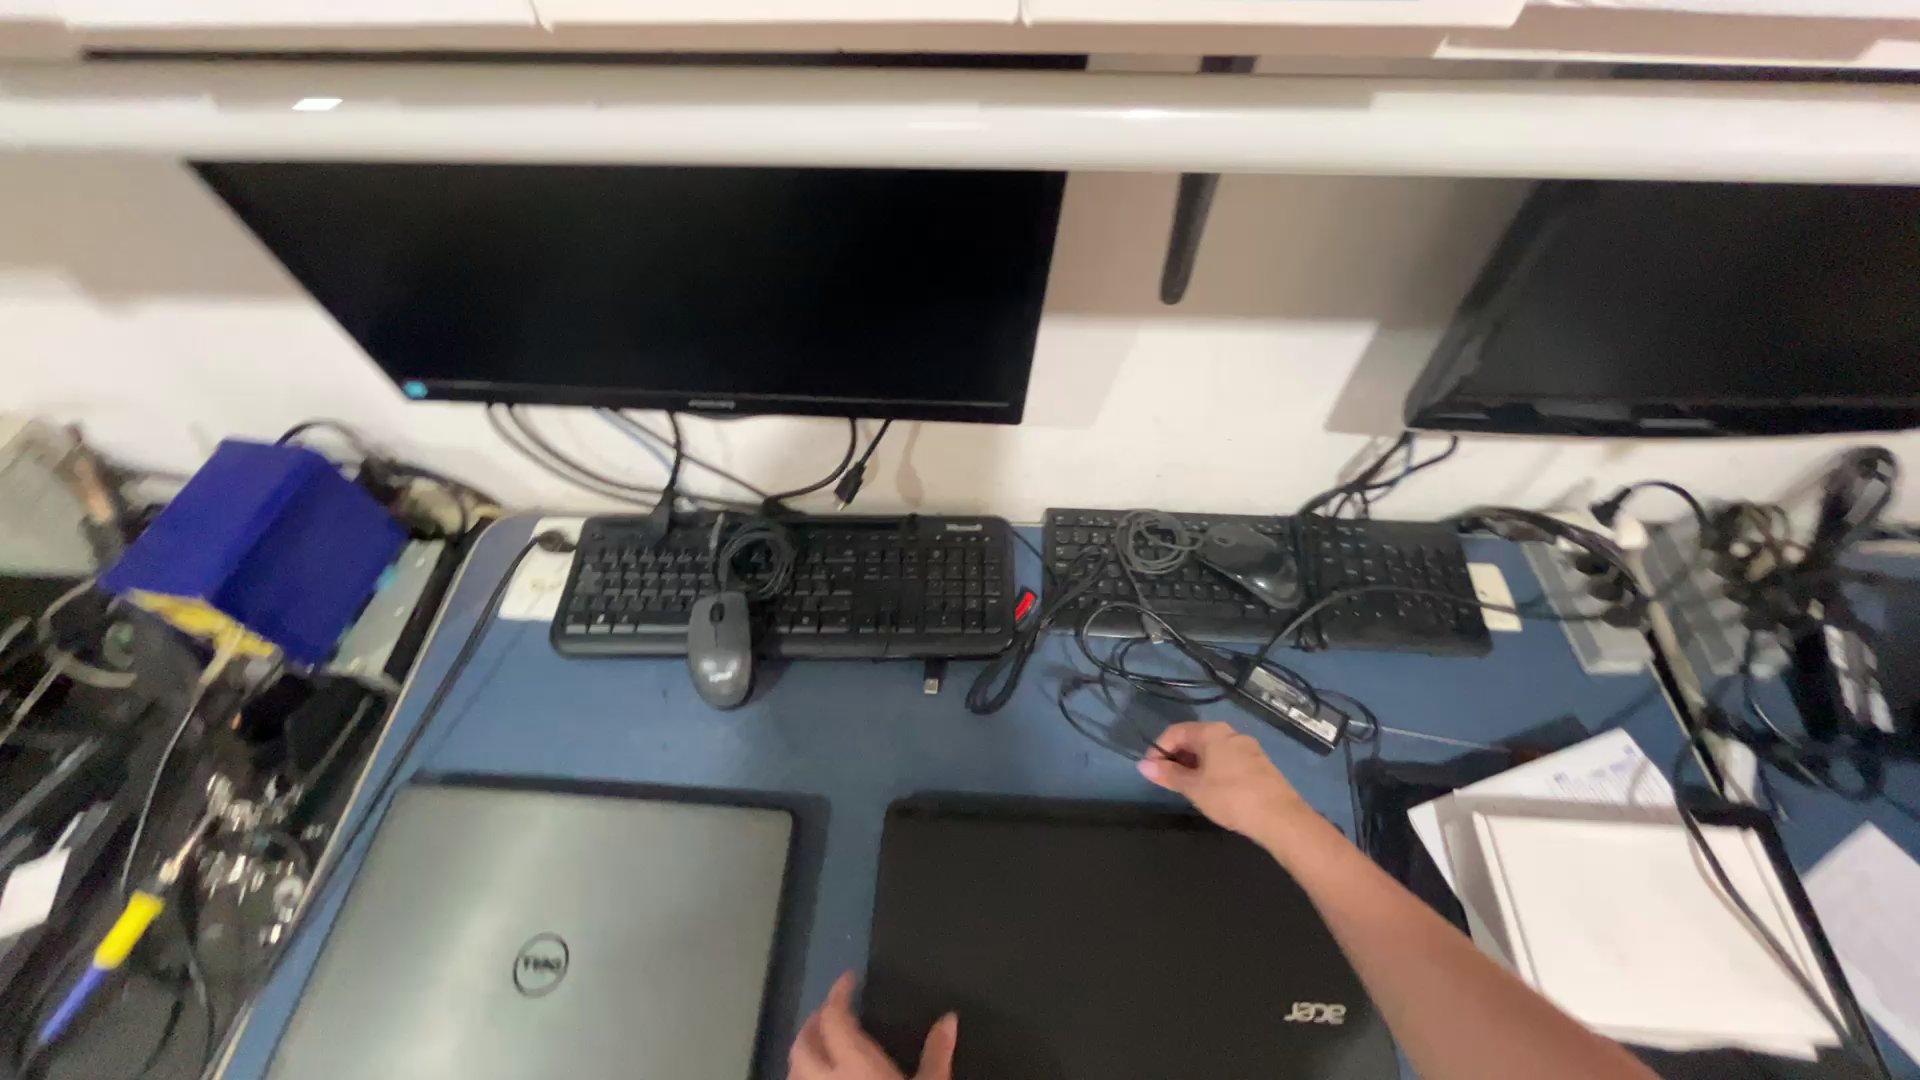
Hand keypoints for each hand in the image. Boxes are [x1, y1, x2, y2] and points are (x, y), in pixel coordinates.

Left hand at [790, 972, 957, 1079]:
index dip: (838, 993)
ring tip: (822, 1050)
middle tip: (831, 1013)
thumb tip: (949, 1018)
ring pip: (792, 1074)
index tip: (850, 979)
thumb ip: (937, 1054)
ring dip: (803, 1056)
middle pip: (802, 1043)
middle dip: (813, 1023)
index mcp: (855, 1064)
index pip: (834, 1016)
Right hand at [1138, 721, 1311, 842]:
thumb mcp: (1193, 787)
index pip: (1176, 732)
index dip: (1159, 750)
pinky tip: (1213, 791)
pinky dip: (1213, 770)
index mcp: (1212, 732)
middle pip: (1194, 739)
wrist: (1281, 818)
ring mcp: (1248, 748)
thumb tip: (1142, 765)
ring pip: (1212, 751)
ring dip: (1195, 766)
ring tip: (1188, 788)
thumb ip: (1167, 774)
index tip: (1151, 770)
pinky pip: (1227, 760)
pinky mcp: (1259, 764)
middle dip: (1177, 758)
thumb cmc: (1230, 796)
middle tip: (1168, 781)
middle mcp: (1230, 733)